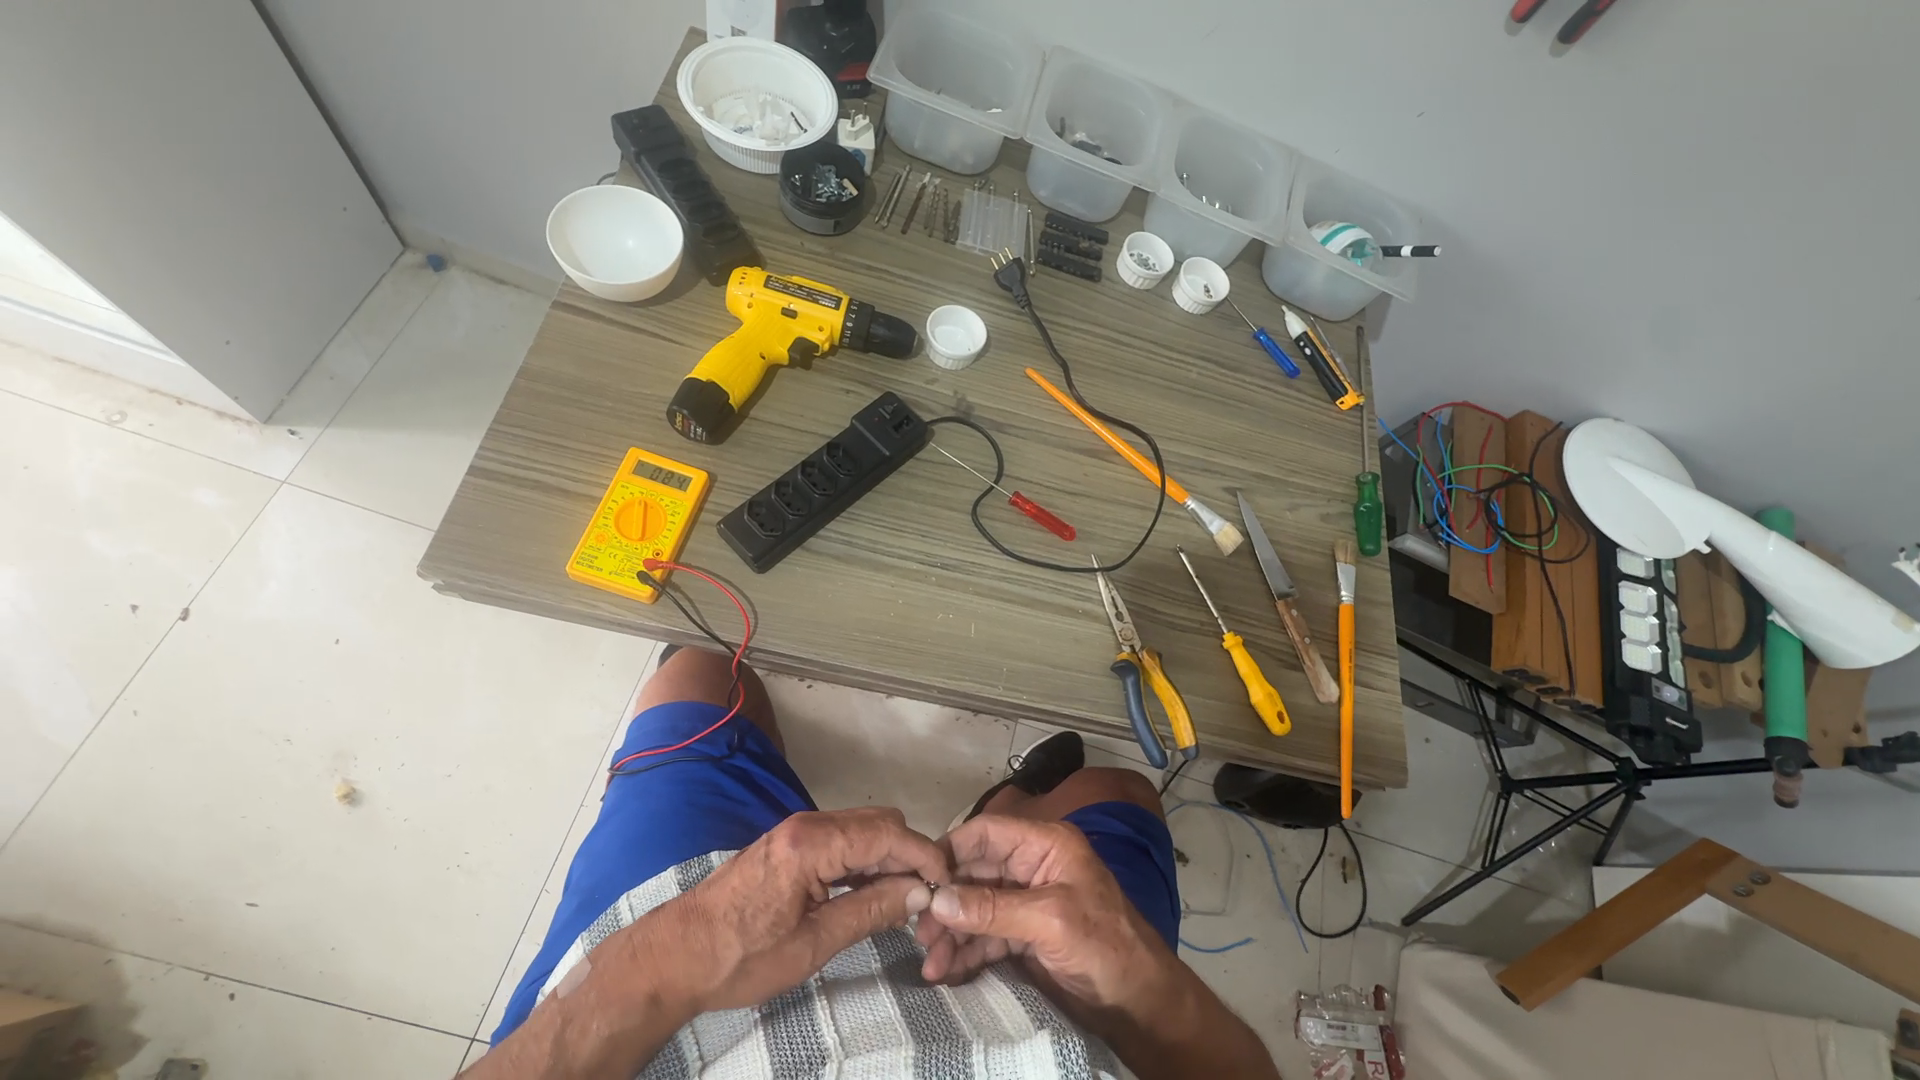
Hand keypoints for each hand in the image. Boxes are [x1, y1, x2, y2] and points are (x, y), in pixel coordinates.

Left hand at [659, 807, 948, 1012]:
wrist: (675, 956)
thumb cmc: (740, 958)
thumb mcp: (813, 944)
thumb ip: (870, 910)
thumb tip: (920, 892)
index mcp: (813, 844)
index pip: (889, 834)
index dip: (925, 856)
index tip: (947, 886)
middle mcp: (807, 825)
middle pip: (880, 822)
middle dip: (910, 854)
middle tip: (925, 898)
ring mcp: (796, 831)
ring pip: (862, 828)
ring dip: (888, 857)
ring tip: (903, 900)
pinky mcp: (789, 843)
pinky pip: (842, 839)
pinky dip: (864, 859)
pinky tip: (870, 891)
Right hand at [914, 815, 1174, 1013]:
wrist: (1141, 1003)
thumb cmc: (1105, 945)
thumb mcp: (1050, 920)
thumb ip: (992, 908)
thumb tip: (936, 900)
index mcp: (1046, 845)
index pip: (987, 833)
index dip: (951, 850)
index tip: (918, 878)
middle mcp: (1033, 867)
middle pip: (975, 873)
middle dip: (946, 902)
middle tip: (918, 931)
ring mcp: (1027, 903)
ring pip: (976, 908)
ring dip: (951, 934)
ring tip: (929, 962)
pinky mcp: (1024, 936)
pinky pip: (985, 937)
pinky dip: (965, 953)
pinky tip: (945, 972)